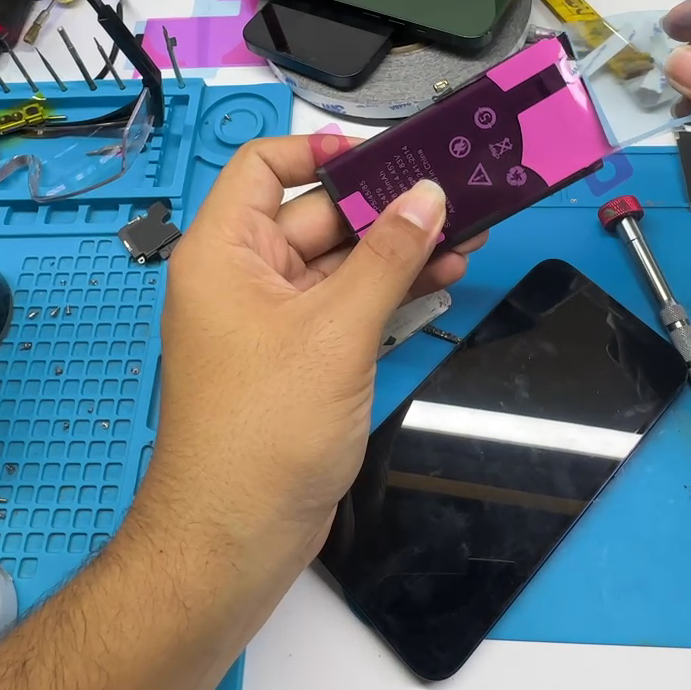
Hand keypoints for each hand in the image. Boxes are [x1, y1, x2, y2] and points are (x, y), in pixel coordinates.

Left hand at [144, 135, 481, 565]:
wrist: (239, 538)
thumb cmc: (266, 428)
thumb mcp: (337, 332)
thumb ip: (388, 258)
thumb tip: (428, 196)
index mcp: (225, 251)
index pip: (263, 167)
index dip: (319, 151)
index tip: (381, 157)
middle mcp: (245, 275)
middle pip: (318, 215)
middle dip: (386, 209)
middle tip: (452, 197)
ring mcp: (275, 317)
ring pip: (342, 263)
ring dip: (398, 251)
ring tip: (465, 237)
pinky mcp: (302, 353)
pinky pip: (347, 304)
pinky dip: (389, 292)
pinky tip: (440, 279)